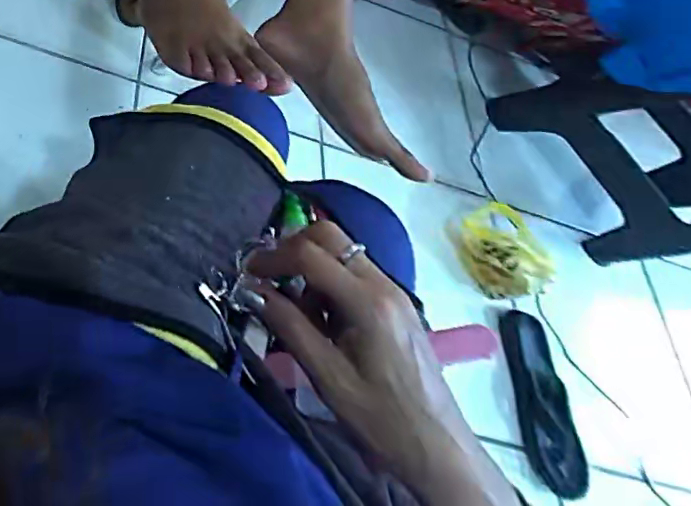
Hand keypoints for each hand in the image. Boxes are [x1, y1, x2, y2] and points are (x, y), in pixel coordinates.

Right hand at [242, 223, 466, 475]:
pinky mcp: (396, 304)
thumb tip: (253, 290)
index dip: (272, 257)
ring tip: (297, 308)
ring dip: (310, 265)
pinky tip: (322, 318)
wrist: (443, 455)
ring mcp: (394, 291)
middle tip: (269, 276)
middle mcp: (384, 284)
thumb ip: (289, 327)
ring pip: (341, 251)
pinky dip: (329, 279)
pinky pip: (354, 271)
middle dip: (292, 247)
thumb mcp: (329, 378)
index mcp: (368, 302)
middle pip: (329, 236)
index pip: (309, 254)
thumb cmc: (383, 422)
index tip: (248, 272)